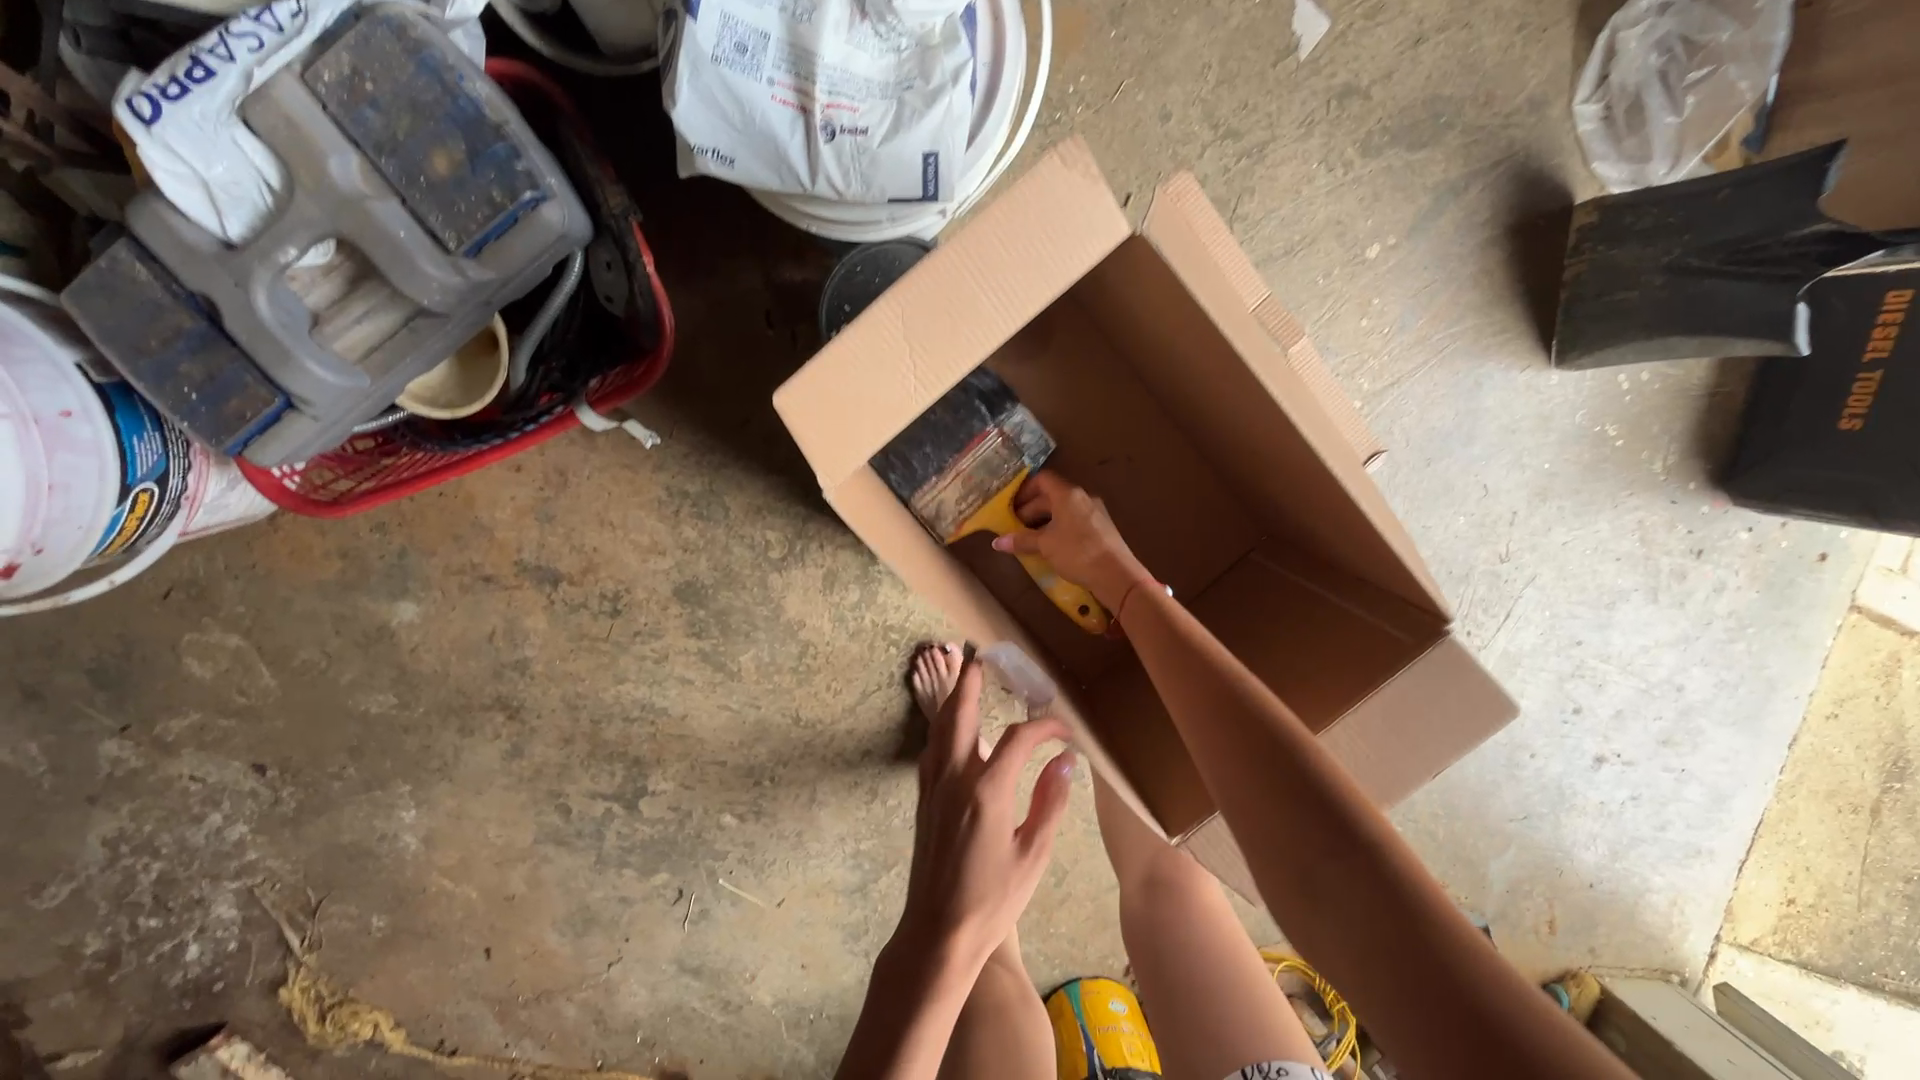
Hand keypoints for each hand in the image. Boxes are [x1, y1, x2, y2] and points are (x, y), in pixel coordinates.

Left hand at [896, 654, 1075, 971]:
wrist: (937, 932)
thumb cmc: (992, 900)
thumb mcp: (1033, 855)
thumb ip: (1049, 803)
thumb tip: (1065, 761)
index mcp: (987, 791)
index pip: (1018, 739)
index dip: (1044, 726)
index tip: (1064, 730)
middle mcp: (955, 779)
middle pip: (960, 715)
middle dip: (971, 683)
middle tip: (980, 659)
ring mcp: (933, 789)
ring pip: (939, 730)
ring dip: (952, 701)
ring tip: (963, 681)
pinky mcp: (922, 802)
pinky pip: (930, 752)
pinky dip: (941, 730)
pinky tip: (947, 733)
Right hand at [991, 470, 1152, 609]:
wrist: (1117, 574)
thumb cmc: (1077, 552)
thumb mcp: (1045, 546)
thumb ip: (1021, 541)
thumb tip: (997, 542)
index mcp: (1068, 494)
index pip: (1042, 480)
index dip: (1024, 490)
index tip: (1010, 505)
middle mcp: (1082, 498)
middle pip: (1051, 496)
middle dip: (1031, 510)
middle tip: (1015, 527)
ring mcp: (1095, 512)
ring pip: (1063, 510)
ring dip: (1045, 521)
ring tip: (1030, 539)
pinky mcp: (1101, 528)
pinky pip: (1074, 521)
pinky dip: (1059, 528)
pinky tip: (1052, 547)